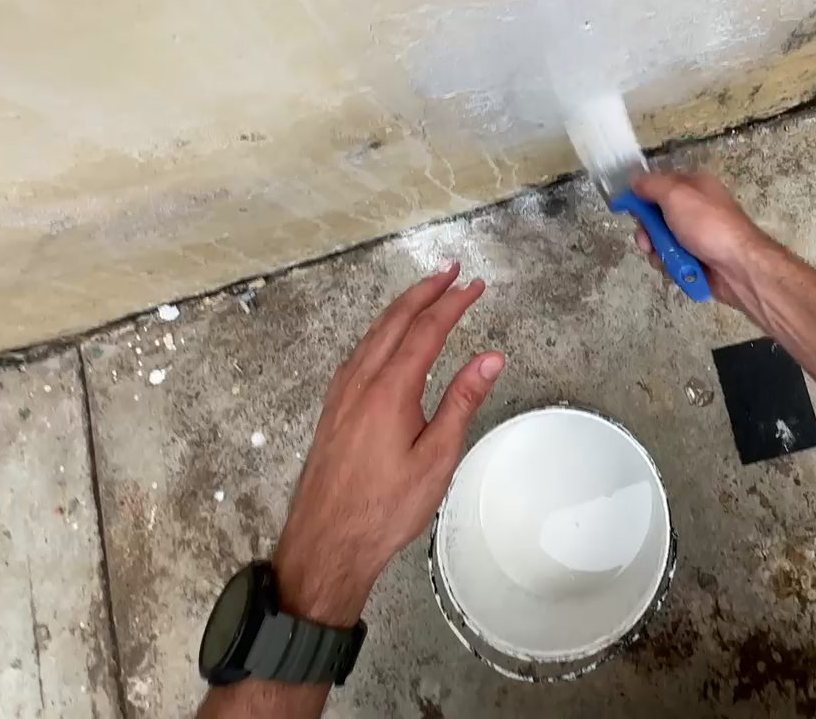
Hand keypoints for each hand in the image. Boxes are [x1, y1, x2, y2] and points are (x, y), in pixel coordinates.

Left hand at [271, 264, 503, 625]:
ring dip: (403, 305)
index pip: (428, 329)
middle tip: (452, 270)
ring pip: (374, 332)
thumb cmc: (386, 507)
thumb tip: (492, 356)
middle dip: (426, 290)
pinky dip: (382, 328)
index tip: (477, 285)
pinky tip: (388, 334)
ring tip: (426, 290)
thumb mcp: (437, 457)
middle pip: (396, 319)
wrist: (324, 546)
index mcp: (391, 389)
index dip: (454, 303)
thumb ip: (462, 400)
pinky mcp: (333, 406)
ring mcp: (342, 392)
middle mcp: (361, 380)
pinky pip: (360, 350)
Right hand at [628, 170, 782, 315]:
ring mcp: (696, 236)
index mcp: (694, 186)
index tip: (627, 207)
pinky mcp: (696, 259)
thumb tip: (634, 181)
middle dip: (648, 230)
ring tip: (667, 257)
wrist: (737, 266)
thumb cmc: (707, 225)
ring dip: (658, 250)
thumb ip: (651, 185)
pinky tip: (677, 268)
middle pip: (656, 215)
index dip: (641, 195)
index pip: (659, 184)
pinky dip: (670, 264)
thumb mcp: (676, 195)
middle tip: (647, 240)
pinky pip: (671, 258)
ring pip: (661, 240)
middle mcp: (694, 209)